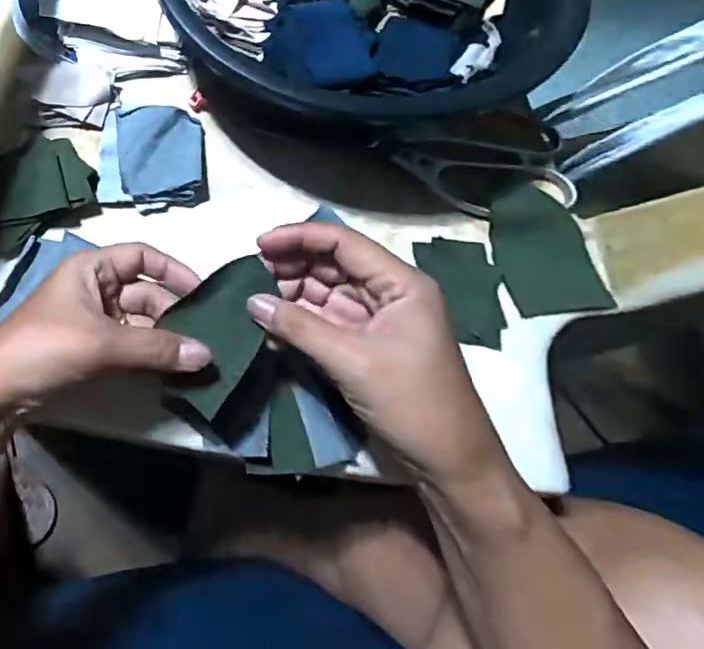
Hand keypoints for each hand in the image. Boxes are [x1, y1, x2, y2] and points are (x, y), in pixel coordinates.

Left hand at [0, 243, 212, 413]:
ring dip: (162, 336)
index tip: (202, 291)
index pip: (141, 256)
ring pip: (137, 320)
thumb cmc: (46, 348)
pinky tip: (170, 367)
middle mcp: (92, 287)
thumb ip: (156, 348)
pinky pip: (127, 342)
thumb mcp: (103, 344)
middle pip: (143, 291)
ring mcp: (90, 318)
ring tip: (193, 355)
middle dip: (172, 310)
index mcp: (90, 268)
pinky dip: (147, 353)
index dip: (172, 270)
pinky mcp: (87, 347)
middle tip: (204, 333)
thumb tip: (207, 354)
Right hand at [249, 223, 511, 487]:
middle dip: (292, 265)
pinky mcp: (366, 346)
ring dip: (292, 294)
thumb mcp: (353, 362)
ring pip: (327, 292)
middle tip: (251, 275)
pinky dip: (301, 322)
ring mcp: (377, 320)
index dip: (299, 237)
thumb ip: (301, 327)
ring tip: (256, 300)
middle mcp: (389, 293)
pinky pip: (327, 322)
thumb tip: (252, 302)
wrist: (451, 466)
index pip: (343, 242)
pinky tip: (273, 327)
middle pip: (333, 264)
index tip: (260, 244)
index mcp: (400, 283)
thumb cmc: (413, 403)